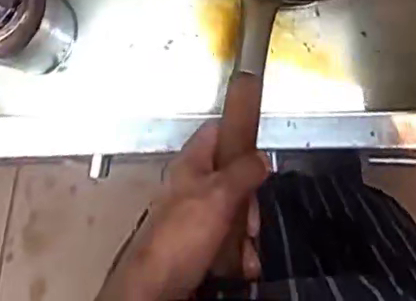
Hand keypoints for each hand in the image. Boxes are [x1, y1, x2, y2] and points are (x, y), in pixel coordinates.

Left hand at [97, 120, 269, 300]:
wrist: (154, 290)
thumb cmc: (179, 236)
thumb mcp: (221, 193)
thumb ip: (244, 170)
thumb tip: (261, 158)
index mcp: (190, 162)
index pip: (217, 131)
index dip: (238, 135)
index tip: (257, 152)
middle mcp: (189, 185)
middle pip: (229, 175)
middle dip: (248, 196)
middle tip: (252, 214)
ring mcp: (190, 216)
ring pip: (229, 210)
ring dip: (245, 229)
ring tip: (248, 245)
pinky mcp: (192, 246)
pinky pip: (223, 240)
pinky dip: (237, 252)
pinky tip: (243, 264)